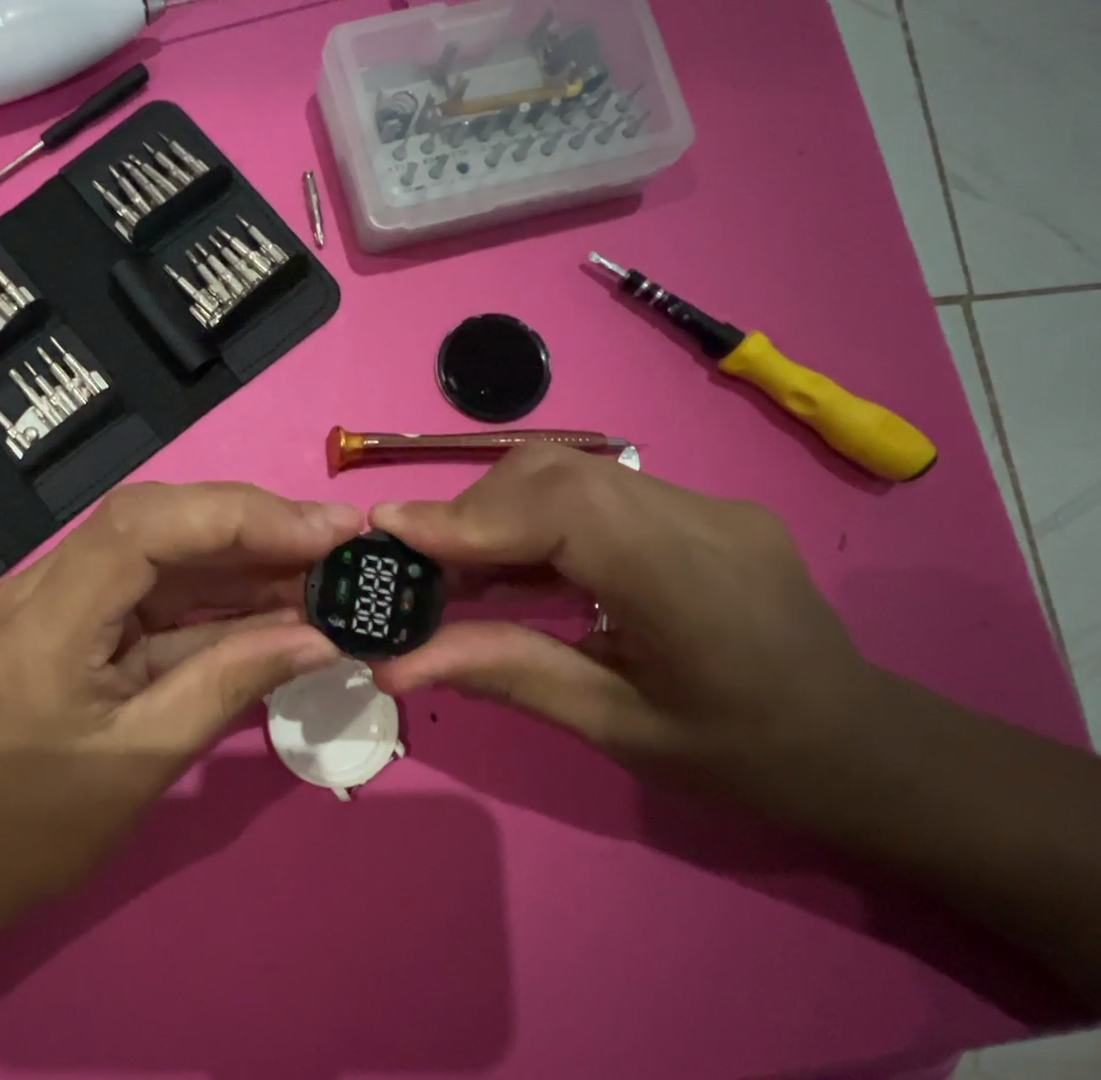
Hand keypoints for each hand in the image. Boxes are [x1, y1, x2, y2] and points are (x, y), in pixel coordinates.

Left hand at [0, 482, 360, 946]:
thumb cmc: (45, 825)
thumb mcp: (147, 757)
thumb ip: (231, 684)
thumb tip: (321, 638)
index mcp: (47, 619)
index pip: (142, 526)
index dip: (237, 515)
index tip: (322, 532)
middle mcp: (45, 588)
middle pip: (153, 523)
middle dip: (250, 528)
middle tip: (337, 545)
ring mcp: (57, 602)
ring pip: (160, 555)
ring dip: (241, 562)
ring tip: (323, 574)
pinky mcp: (76, 624)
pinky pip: (153, 598)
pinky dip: (215, 601)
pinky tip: (276, 606)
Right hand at [368, 445, 881, 801]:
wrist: (862, 746)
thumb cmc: (740, 757)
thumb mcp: (614, 729)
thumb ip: (505, 674)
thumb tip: (395, 664)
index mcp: (690, 581)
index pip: (562, 509)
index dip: (465, 515)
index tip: (386, 534)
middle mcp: (700, 518)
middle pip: (555, 473)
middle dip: (469, 513)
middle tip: (414, 571)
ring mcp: (702, 504)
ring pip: (566, 473)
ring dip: (493, 513)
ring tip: (450, 574)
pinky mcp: (692, 508)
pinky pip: (590, 493)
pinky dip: (528, 521)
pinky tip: (508, 570)